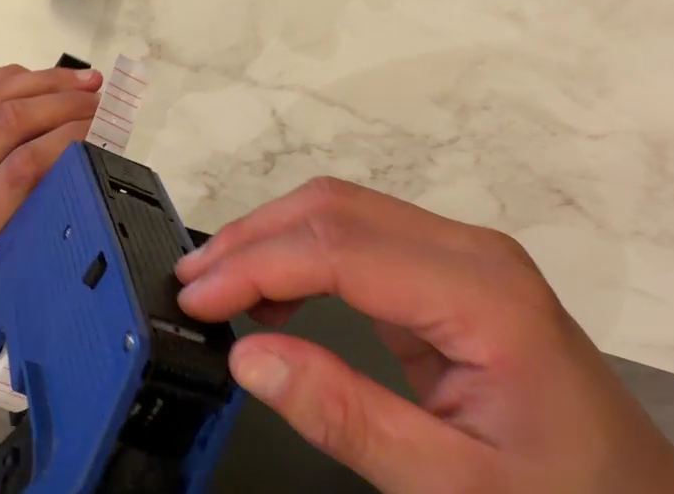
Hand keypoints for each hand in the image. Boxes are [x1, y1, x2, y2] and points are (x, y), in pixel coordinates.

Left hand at [0, 64, 102, 292]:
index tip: (104, 128)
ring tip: (88, 82)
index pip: (22, 165)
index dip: (66, 138)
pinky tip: (52, 79)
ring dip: (46, 81)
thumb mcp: (38, 257)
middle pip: (6, 121)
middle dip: (62, 103)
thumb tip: (101, 149)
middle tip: (101, 102)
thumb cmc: (10, 273)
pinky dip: (19, 76)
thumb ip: (61, 208)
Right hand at [177, 178, 673, 493]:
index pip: (341, 247)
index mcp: (481, 294)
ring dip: (270, 238)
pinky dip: (301, 254)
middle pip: (336, 207)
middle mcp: (468, 250)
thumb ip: (348, 417)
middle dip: (253, 238)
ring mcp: (460, 253)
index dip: (258, 265)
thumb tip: (247, 356)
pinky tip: (273, 295)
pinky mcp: (446, 269)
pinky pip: (358, 236)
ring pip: (341, 209)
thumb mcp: (455, 491)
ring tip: (217, 287)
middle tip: (192, 286)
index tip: (196, 300)